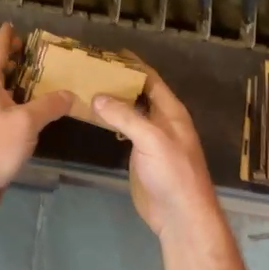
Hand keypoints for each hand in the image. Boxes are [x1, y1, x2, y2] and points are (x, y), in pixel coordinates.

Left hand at [0, 25, 73, 211]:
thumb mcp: (27, 124)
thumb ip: (49, 106)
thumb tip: (69, 94)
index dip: (4, 39)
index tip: (10, 26)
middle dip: (2, 56)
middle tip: (21, 49)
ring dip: (5, 78)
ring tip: (25, 75)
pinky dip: (7, 99)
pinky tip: (21, 109)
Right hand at [92, 73, 219, 237]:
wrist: (180, 216)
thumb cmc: (173, 173)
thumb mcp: (152, 139)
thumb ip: (126, 116)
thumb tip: (98, 96)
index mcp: (172, 112)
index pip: (151, 80)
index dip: (133, 65)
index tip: (109, 53)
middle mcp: (162, 121)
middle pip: (139, 94)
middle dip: (119, 81)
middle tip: (91, 69)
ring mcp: (151, 139)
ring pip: (130, 112)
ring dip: (113, 101)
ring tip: (87, 87)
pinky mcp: (140, 156)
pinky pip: (124, 131)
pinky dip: (110, 121)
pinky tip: (94, 116)